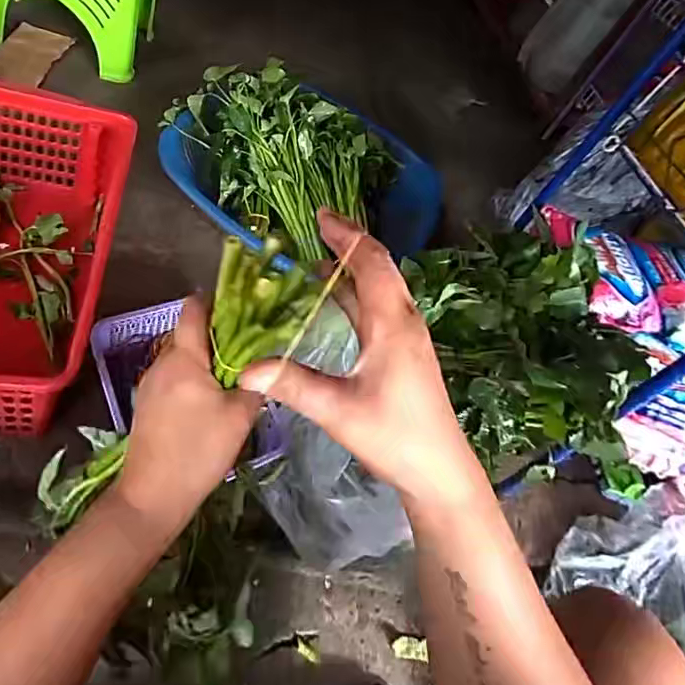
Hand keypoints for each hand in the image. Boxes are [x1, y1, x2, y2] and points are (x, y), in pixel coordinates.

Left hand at [115, 296, 262, 530]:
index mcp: (183, 358)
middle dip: (219, 333)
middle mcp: (161, 363)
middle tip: (252, 344)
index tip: (245, 306)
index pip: (194, 308)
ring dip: (207, 358)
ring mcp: (149, 384)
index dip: (218, 300)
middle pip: (190, 332)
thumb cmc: (198, 451)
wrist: (152, 498)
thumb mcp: (241, 415)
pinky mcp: (147, 404)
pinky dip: (194, 376)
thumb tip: (266, 363)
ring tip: (237, 372)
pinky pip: (174, 376)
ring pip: (183, 356)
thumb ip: (256, 382)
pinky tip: (214, 396)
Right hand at [238, 210, 488, 509]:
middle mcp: (405, 318)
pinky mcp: (406, 350)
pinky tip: (336, 301)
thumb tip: (245, 367)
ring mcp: (409, 334)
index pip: (370, 262)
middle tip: (318, 227)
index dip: (346, 236)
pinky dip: (358, 292)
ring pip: (382, 286)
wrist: (439, 468)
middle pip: (380, 266)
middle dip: (350, 243)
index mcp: (393, 321)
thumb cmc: (394, 436)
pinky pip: (381, 306)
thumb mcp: (339, 409)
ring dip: (354, 268)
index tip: (320, 216)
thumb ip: (293, 384)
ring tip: (318, 259)